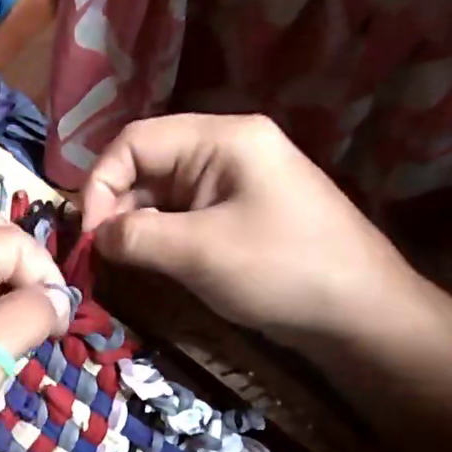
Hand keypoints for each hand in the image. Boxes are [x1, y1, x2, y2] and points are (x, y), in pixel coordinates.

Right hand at [81, 113, 421, 346]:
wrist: (361, 312)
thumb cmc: (282, 270)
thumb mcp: (200, 252)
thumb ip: (137, 237)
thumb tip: (96, 235)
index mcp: (222, 139)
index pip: (136, 141)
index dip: (101, 183)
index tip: (89, 236)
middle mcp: (228, 151)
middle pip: (150, 166)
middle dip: (118, 208)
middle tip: (101, 257)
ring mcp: (238, 185)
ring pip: (166, 196)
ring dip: (139, 228)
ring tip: (124, 266)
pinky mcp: (243, 217)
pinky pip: (188, 218)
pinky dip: (164, 240)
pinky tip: (155, 267)